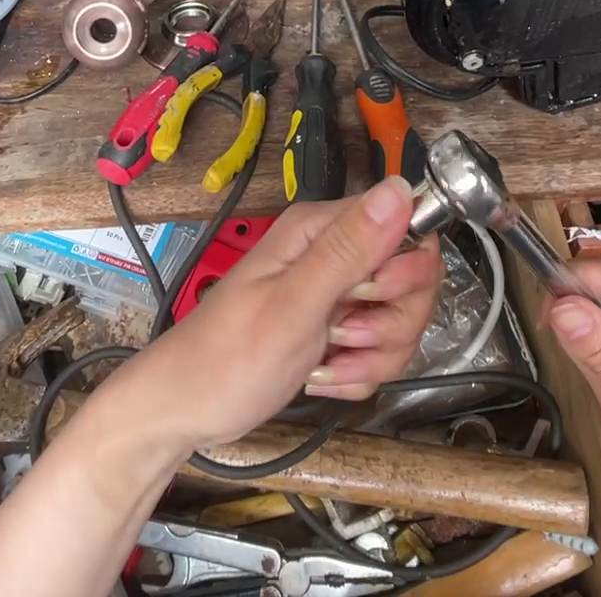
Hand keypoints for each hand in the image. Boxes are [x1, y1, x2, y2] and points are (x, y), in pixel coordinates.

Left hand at [114, 176, 442, 448]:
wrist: (187, 410)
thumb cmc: (228, 357)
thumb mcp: (292, 304)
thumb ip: (349, 249)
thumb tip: (399, 189)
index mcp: (320, 230)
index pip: (406, 224)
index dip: (406, 266)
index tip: (375, 297)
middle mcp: (333, 251)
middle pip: (413, 275)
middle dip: (393, 319)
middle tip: (345, 334)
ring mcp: (337, 291)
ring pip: (402, 316)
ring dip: (376, 353)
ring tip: (328, 362)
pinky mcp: (338, 327)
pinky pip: (382, 346)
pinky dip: (361, 370)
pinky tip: (324, 376)